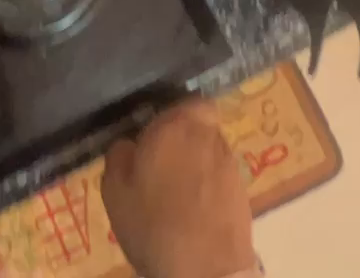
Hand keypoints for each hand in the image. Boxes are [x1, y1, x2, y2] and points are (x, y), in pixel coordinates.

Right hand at [102, 100, 258, 277]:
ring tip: (178, 191)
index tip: (156, 130)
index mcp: (177, 127)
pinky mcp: (245, 199)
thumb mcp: (114, 189)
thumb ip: (119, 154)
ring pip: (212, 153)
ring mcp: (231, 170)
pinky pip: (221, 181)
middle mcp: (209, 140)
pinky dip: (209, 190)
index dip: (175, 113)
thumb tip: (130, 144)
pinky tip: (194, 212)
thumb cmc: (153, 225)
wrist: (205, 276)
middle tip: (162, 161)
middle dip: (185, 138)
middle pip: (200, 127)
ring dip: (198, 164)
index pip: (190, 100)